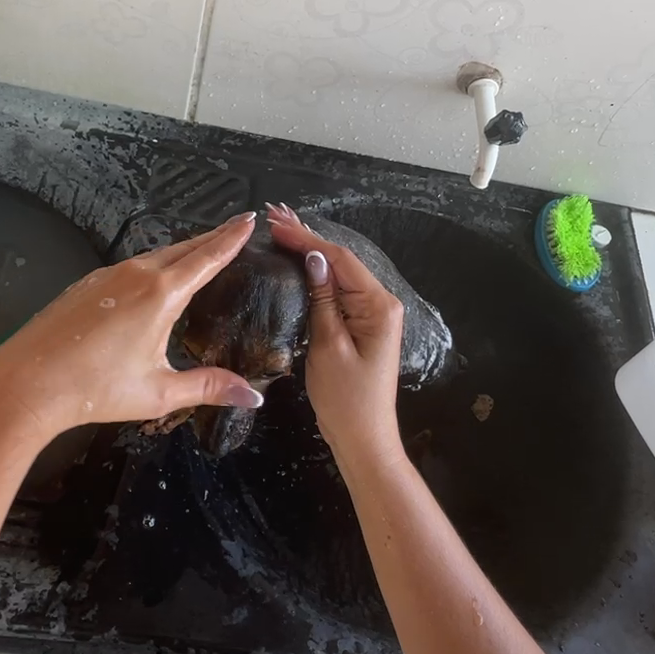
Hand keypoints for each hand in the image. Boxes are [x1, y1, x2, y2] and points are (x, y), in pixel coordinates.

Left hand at [0, 212, 264, 448]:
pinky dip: (156, 263)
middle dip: (213, 237)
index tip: (250, 218)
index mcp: (162, 294)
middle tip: (236, 227)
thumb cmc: (96, 390)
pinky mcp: (87, 284)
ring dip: (183, 250)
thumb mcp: (159, 392)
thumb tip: (254, 398)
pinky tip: (154, 278)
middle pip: (184, 248)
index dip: (232, 237)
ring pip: (156, 255)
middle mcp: (137, 274)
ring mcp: (108, 275)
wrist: (26, 383)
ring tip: (202, 252)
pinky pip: (132, 266)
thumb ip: (209, 388)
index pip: (208, 257)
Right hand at [265, 204, 404, 459]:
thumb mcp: (328, 347)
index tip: (275, 223)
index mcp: (379, 305)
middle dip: (307, 236)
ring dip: (311, 249)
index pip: (339, 259)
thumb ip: (322, 299)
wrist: (364, 438)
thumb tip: (314, 258)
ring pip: (338, 271)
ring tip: (281, 227)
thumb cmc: (346, 399)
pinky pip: (338, 289)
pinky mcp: (363, 323)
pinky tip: (300, 258)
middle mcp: (381, 302)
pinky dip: (317, 271)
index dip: (306, 238)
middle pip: (340, 260)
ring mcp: (373, 312)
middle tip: (273, 214)